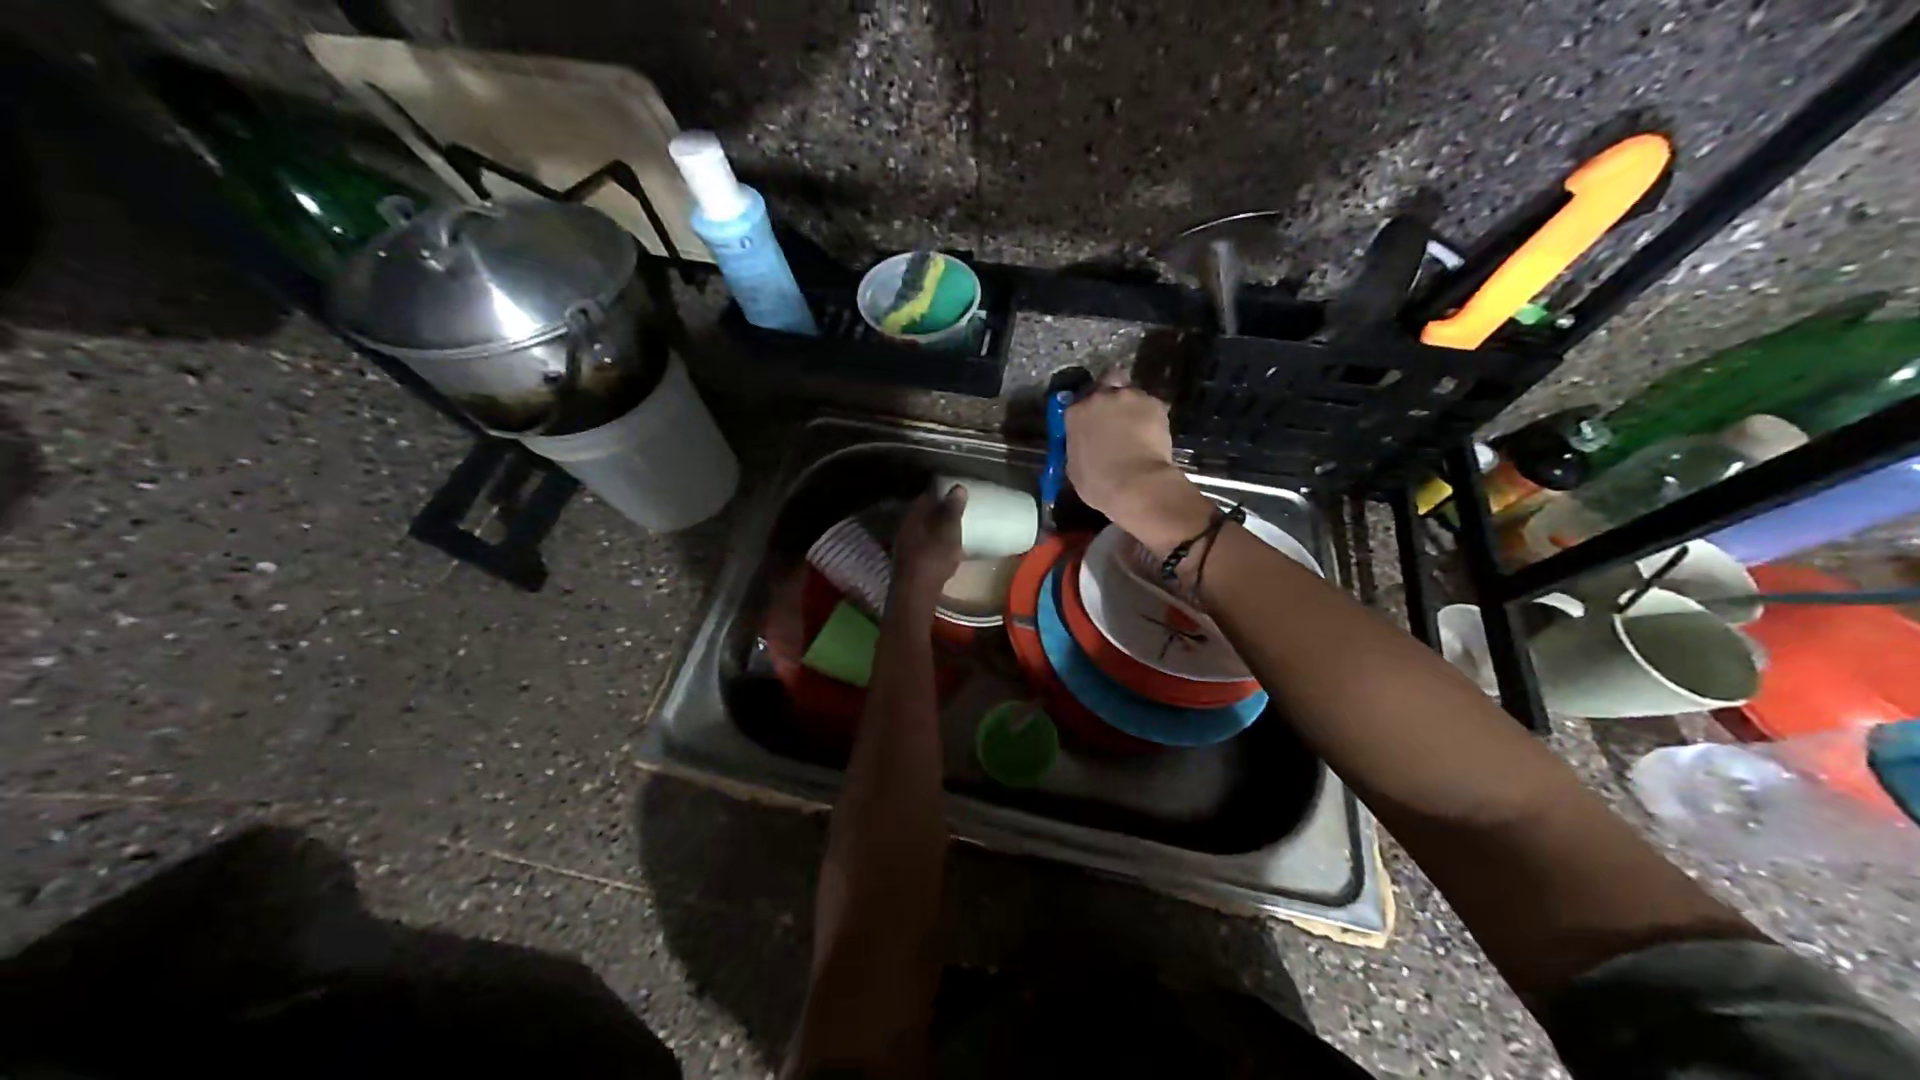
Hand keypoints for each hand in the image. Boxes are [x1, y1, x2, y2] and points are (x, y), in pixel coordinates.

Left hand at [891, 485, 966, 595]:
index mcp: (913, 514)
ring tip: (952, 532)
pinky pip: (921, 545)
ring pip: (920, 530)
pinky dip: (931, 544)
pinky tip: (941, 550)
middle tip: (956, 514)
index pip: (927, 496)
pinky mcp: (906, 562)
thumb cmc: (934, 556)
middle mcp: (904, 526)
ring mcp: (903, 545)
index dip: (941, 494)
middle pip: (922, 513)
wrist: (915, 591)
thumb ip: (953, 509)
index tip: (956, 496)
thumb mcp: (949, 530)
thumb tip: (958, 488)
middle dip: (937, 512)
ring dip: (934, 529)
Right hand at [1065, 376, 1213, 553]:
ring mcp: (1129, 397)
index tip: (1091, 426)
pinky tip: (1151, 434)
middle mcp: (1100, 397)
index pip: (1077, 404)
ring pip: (1129, 393)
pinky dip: (1149, 416)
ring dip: (1130, 406)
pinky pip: (1149, 405)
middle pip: (1104, 387)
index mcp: (1076, 413)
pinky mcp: (1154, 403)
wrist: (1137, 483)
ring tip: (1136, 428)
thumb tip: (1085, 446)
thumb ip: (1078, 447)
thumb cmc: (1098, 482)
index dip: (1085, 415)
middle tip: (1114, 421)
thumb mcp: (1074, 467)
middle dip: (1108, 400)